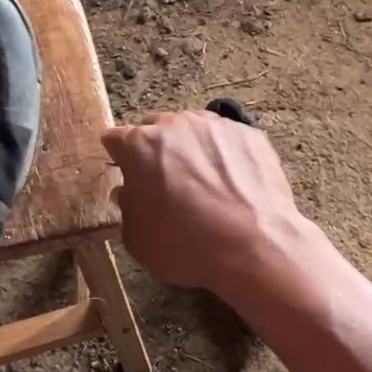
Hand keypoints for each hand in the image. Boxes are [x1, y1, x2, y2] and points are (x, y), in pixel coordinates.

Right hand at [100, 109, 309, 296]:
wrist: (254, 247)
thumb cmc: (186, 245)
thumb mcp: (138, 238)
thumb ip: (127, 207)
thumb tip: (127, 192)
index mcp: (140, 145)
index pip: (116, 139)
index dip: (120, 158)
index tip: (128, 174)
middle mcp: (175, 124)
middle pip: (156, 128)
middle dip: (156, 149)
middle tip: (167, 182)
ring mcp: (215, 125)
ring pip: (193, 128)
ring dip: (191, 147)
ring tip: (204, 181)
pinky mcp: (248, 133)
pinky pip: (227, 139)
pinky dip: (225, 154)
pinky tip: (234, 183)